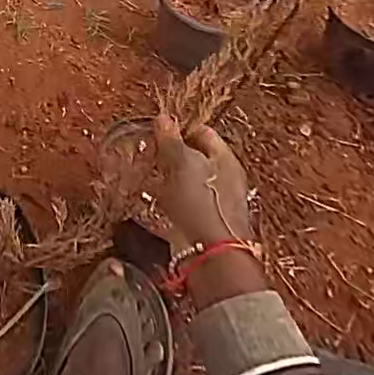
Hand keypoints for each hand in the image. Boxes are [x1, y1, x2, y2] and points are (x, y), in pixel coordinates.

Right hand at [155, 115, 253, 248]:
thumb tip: (163, 117)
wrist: (211, 257)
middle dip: (172, 154)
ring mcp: (216, 202)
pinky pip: (185, 202)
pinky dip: (170, 198)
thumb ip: (171, 140)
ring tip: (149, 176)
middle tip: (152, 154)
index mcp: (224, 158)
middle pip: (195, 156)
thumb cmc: (200, 202)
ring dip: (169, 177)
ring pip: (188, 180)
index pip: (202, 131)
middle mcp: (224, 178)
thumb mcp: (182, 163)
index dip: (180, 129)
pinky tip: (155, 200)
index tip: (159, 134)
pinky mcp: (205, 222)